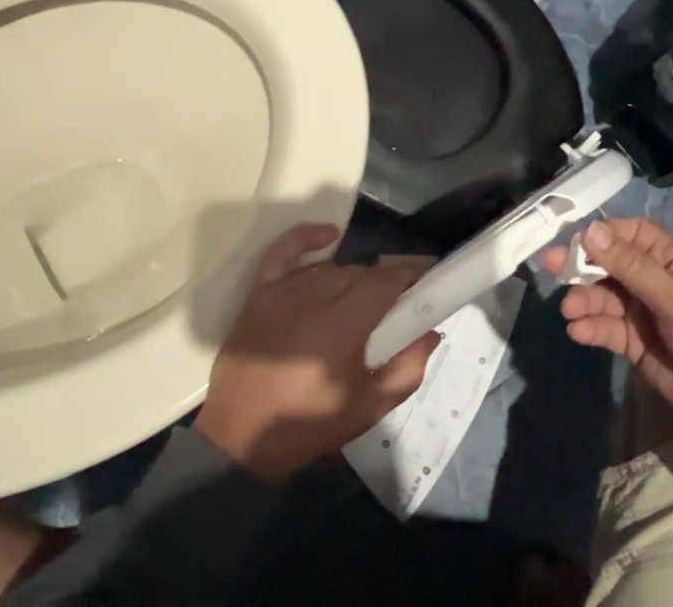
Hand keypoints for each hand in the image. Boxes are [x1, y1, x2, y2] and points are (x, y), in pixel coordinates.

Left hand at [194, 224, 442, 482]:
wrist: (242, 437)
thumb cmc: (309, 425)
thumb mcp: (370, 408)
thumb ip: (408, 367)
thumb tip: (430, 332)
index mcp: (341, 326)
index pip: (384, 282)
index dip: (411, 275)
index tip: (429, 279)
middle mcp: (311, 299)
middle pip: (359, 273)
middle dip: (384, 284)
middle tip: (397, 306)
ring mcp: (281, 293)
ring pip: (329, 268)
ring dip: (352, 277)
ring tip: (363, 300)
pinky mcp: (258, 295)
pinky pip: (282, 253)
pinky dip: (305, 238)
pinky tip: (329, 235)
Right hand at [542, 219, 672, 444]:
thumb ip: (631, 266)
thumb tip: (591, 230)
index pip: (633, 233)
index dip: (605, 234)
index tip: (576, 240)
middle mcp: (655, 281)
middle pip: (610, 264)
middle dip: (581, 266)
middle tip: (551, 268)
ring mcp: (644, 313)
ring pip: (603, 296)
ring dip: (584, 300)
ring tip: (570, 312)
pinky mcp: (635, 343)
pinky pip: (606, 327)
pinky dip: (591, 327)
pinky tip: (580, 332)